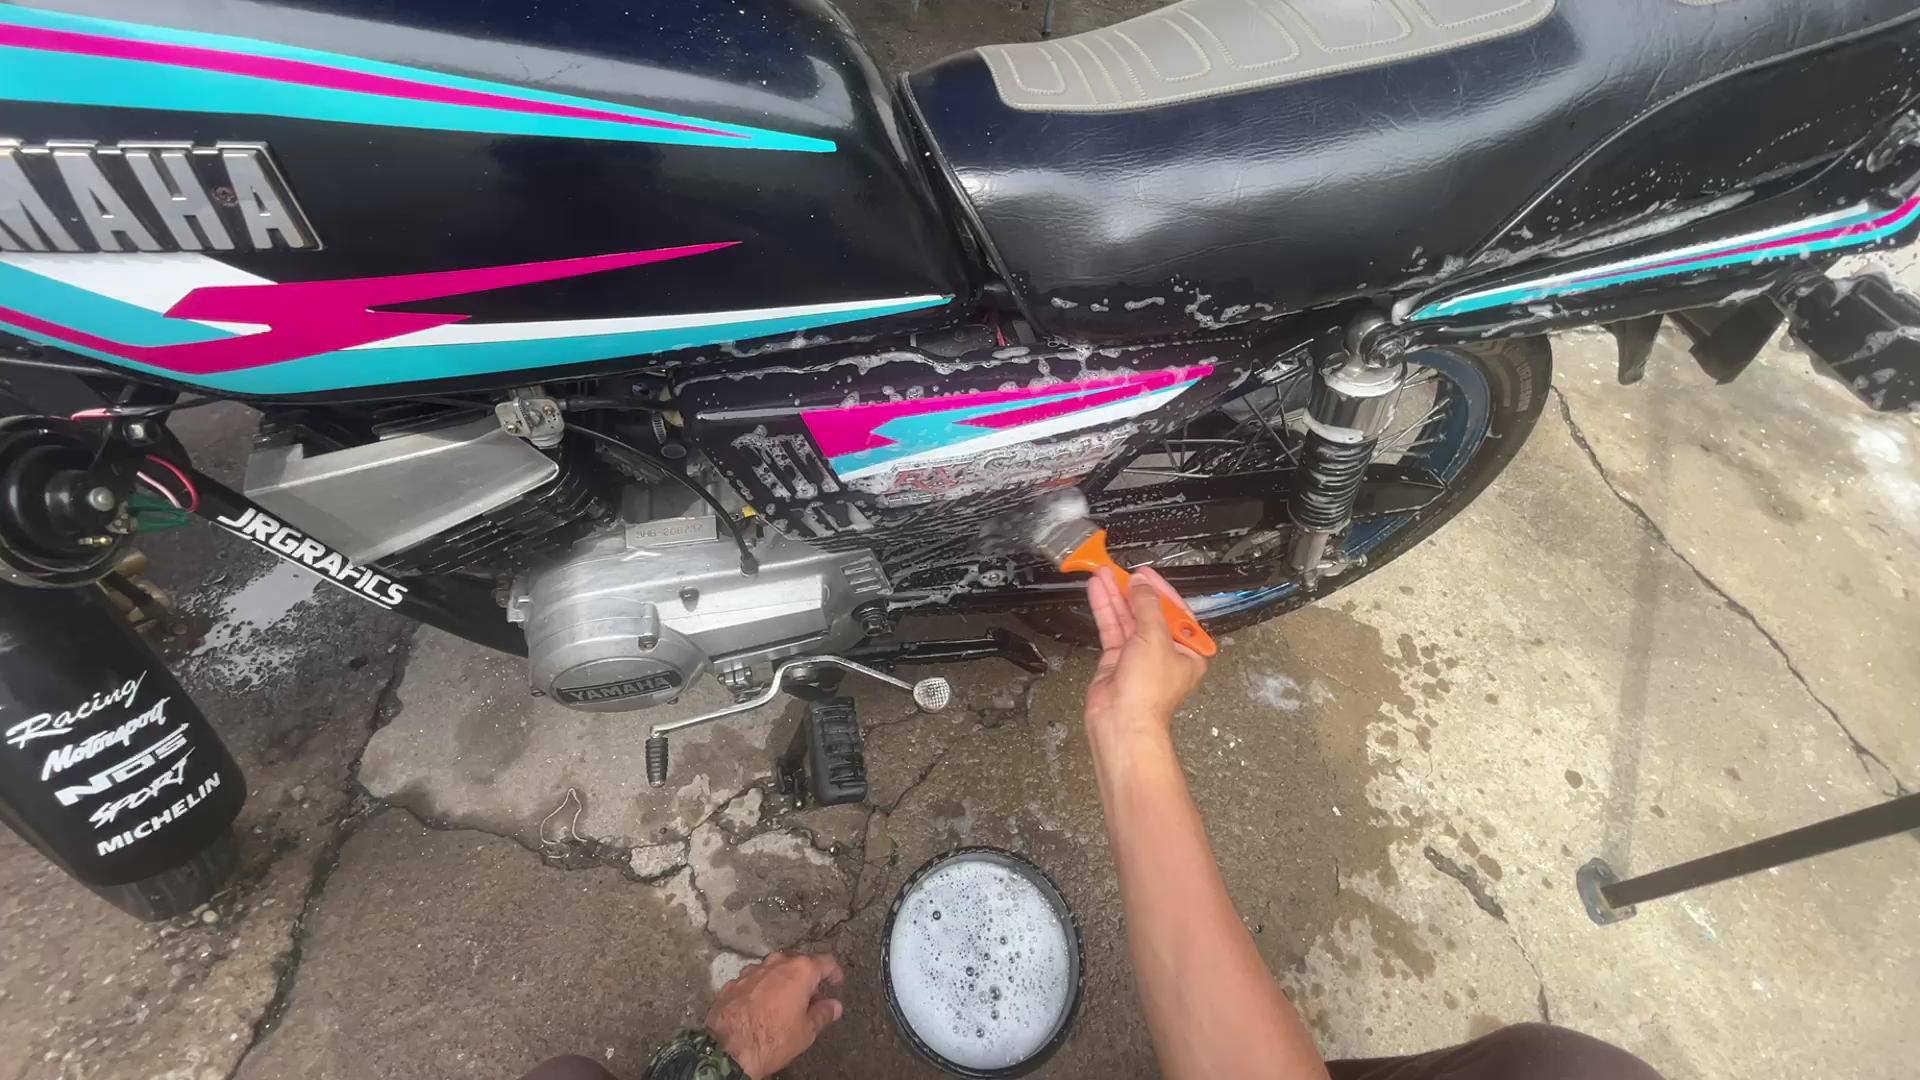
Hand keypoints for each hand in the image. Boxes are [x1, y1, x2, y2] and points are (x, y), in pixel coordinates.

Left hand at [705, 950, 845, 1078]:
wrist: (727, 1050)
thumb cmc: (773, 1039)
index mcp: (800, 969)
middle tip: (810, 996)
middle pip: (798, 961)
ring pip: (774, 969)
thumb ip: (823, 1014)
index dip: (834, 972)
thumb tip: (836, 1006)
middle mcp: (777, 962)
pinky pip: (753, 980)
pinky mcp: (733, 982)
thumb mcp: (805, 1033)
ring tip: (783, 1001)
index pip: (825, 962)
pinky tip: (759, 1006)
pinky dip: (761, 988)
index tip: (836, 983)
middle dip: (806, 976)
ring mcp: (752, 969)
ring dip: (782, 980)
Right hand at [1084, 565, 1208, 754]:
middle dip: (1132, 590)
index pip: (1175, 611)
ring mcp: (1138, 655)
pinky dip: (1104, 608)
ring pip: (1126, 617)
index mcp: (1186, 650)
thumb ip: (1147, 607)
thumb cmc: (1148, 693)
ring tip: (1102, 574)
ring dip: (1114, 595)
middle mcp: (1163, 652)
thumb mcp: (1155, 639)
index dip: (1159, 590)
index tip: (1145, 574)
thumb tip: (1141, 585)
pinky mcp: (1115, 659)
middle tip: (1119, 570)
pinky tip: (1097, 591)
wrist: (1122, 720)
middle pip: (1148, 612)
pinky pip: (1111, 627)